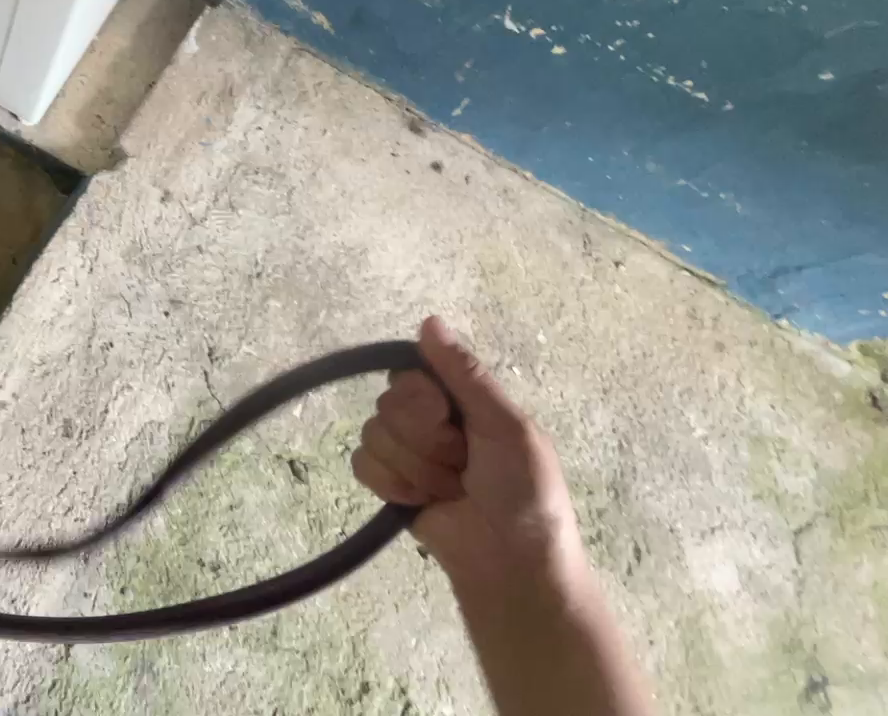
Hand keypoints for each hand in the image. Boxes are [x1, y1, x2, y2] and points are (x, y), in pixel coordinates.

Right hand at [352, 317, 585, 594]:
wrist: (512, 568)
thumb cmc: (525, 495)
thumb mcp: (507, 428)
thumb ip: (465, 375)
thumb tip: (428, 320)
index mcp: (458, 399)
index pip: (408, 372)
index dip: (420, 399)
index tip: (446, 419)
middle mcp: (427, 419)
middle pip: (387, 404)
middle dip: (424, 442)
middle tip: (461, 465)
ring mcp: (405, 451)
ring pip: (373, 434)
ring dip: (415, 470)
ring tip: (449, 490)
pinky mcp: (387, 482)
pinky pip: (362, 464)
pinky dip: (393, 486)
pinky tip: (420, 502)